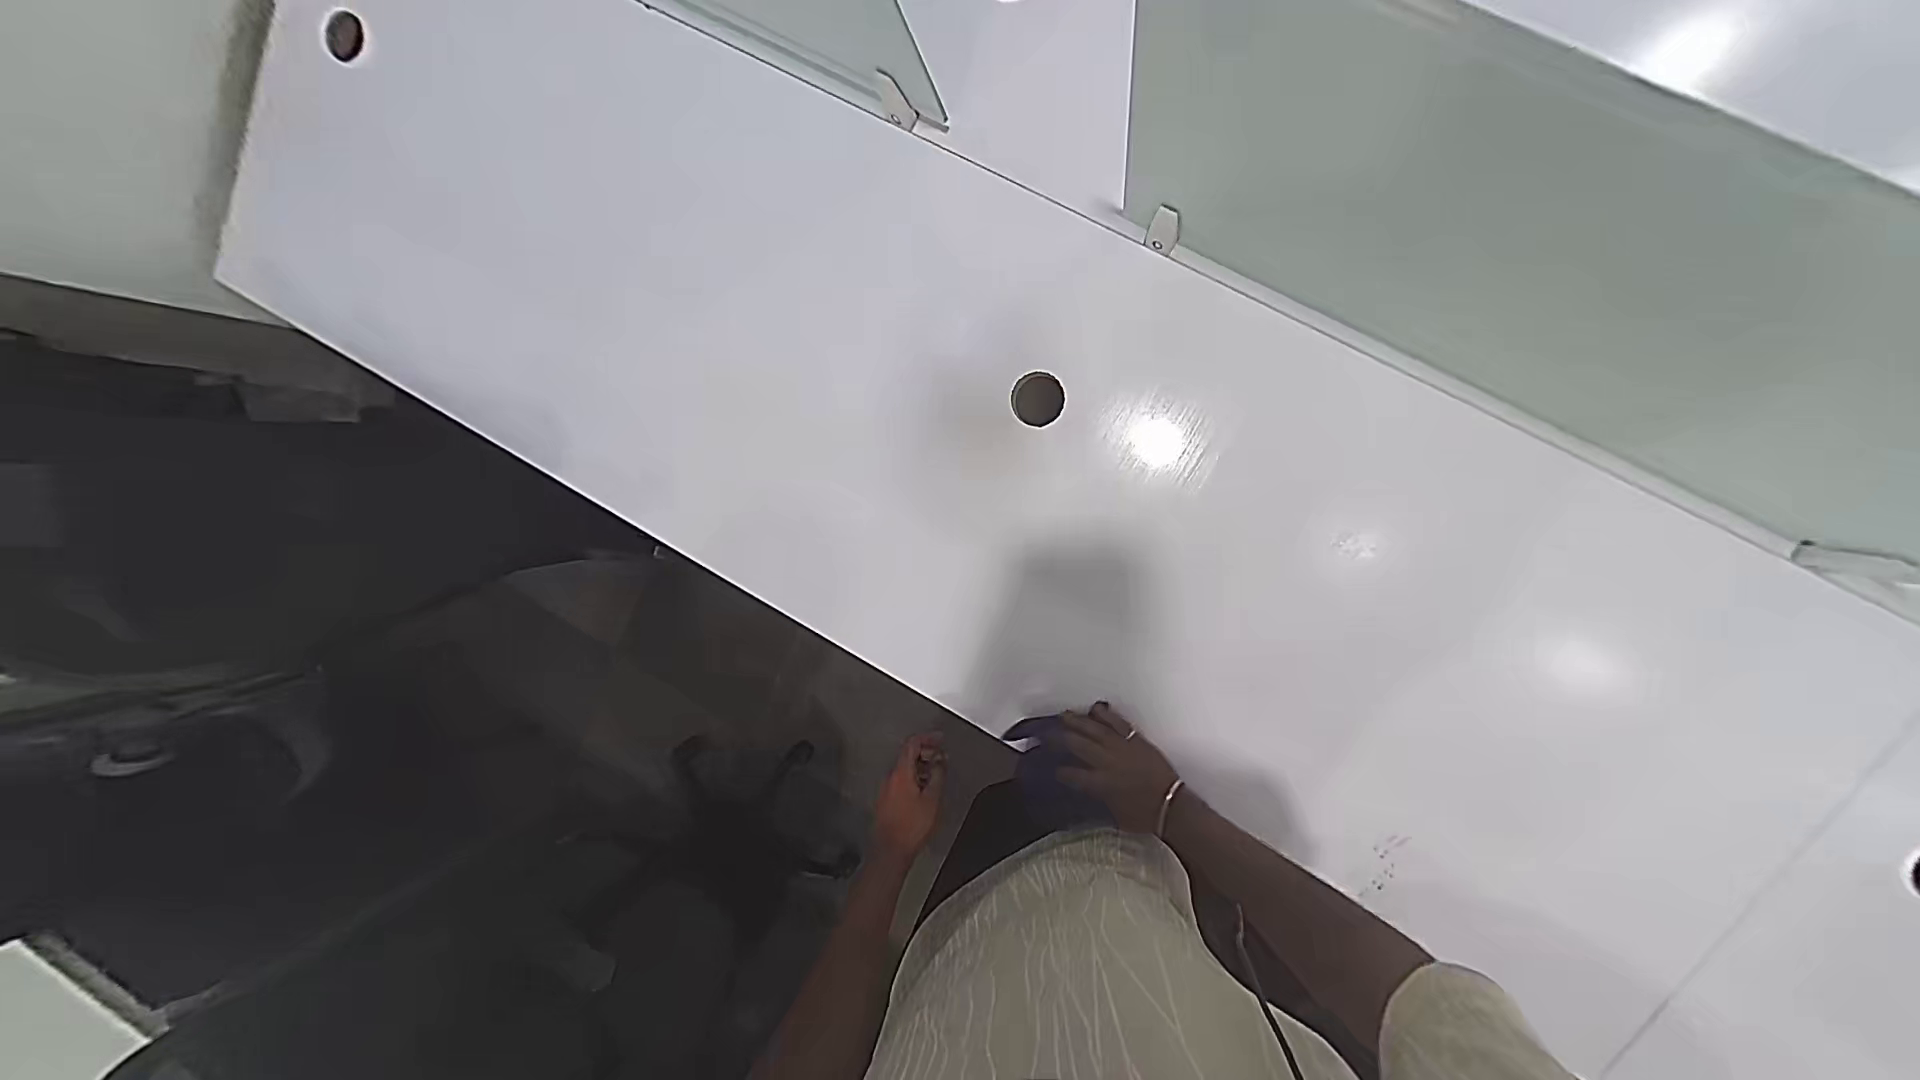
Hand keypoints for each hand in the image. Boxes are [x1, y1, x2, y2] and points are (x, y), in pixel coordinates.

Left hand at [872, 732, 945, 860]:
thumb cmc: (911, 827)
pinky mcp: (886, 800)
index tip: (939, 739)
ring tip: (935, 774)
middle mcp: (890, 778)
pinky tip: (923, 790)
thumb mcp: (933, 798)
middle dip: (925, 752)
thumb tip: (940, 760)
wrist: (891, 851)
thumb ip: (938, 774)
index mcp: (901, 773)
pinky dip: (913, 778)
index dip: (927, 738)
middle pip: (907, 755)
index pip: (912, 744)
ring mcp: (886, 789)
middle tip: (940, 756)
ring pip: (904, 769)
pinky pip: (900, 781)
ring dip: (920, 766)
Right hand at [1052, 703, 1181, 833]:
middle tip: (1047, 733)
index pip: (1072, 774)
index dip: (1060, 771)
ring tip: (1065, 714)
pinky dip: (1106, 714)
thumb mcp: (1113, 814)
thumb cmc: (1143, 815)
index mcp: (1100, 783)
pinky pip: (1118, 723)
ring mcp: (1122, 748)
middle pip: (1078, 745)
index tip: (1053, 769)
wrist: (1171, 806)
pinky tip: (1096, 708)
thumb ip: (1097, 800)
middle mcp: (1107, 762)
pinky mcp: (1135, 740)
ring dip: (1077, 721)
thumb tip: (1085, 792)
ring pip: (1094, 729)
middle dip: (1060, 738)